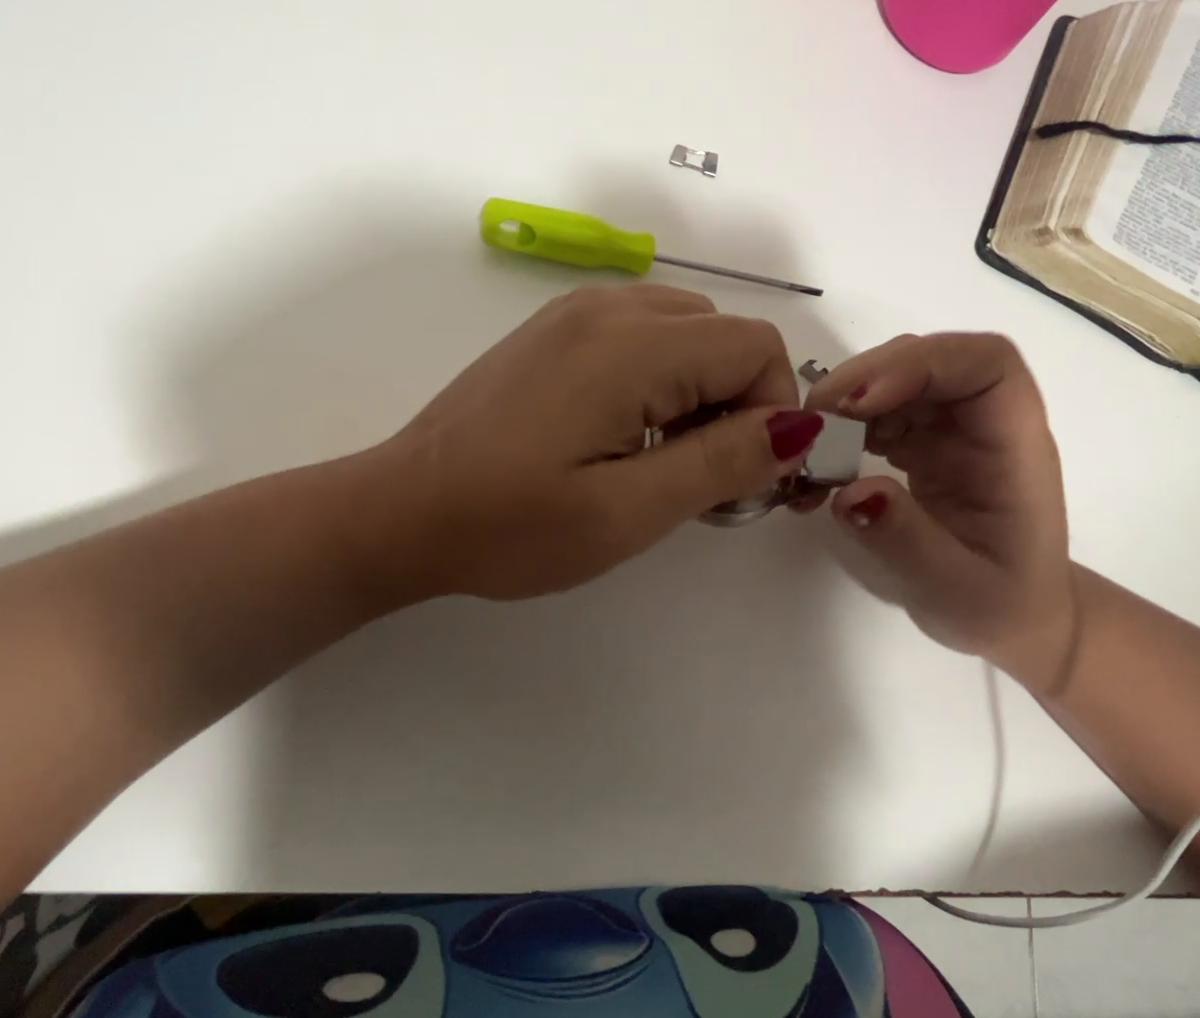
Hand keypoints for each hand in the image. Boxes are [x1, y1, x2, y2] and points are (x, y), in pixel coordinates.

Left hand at [377, 285, 823, 599]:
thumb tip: (798, 428)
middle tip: (705, 483)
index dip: (772, 414)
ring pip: (684, 336)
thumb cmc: (509, 526)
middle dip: (739, 406)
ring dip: (699, 396)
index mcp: (631, 346)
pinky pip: (638, 340)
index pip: (755, 348)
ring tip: (661, 466)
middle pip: (723, 336)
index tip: (744, 482)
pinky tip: (621, 441)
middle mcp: (607, 309)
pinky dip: (658, 384)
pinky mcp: (551, 335)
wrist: (401, 511)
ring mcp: (573, 316)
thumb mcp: (626, 512)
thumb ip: (720, 463)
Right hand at [805, 334, 1079, 693]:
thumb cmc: (1000, 606)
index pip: (985, 365)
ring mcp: (953, 434)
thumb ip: (906, 540)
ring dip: (849, 403)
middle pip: (932, 362)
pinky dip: (845, 429)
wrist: (1014, 620)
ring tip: (808, 447)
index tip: (857, 403)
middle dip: (868, 379)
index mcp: (1015, 445)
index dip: (922, 363)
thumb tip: (847, 494)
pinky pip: (882, 415)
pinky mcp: (924, 448)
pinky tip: (821, 464)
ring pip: (900, 382)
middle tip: (811, 423)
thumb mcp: (955, 588)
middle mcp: (985, 425)